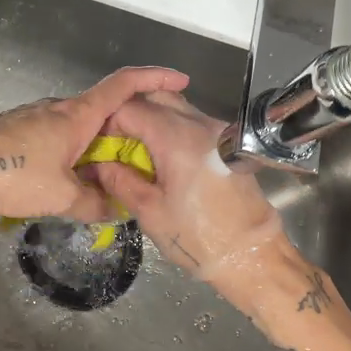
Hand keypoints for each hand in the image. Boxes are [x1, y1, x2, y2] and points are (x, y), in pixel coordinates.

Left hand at [0, 67, 189, 221]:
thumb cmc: (11, 174)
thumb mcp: (60, 197)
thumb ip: (94, 203)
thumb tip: (116, 209)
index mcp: (77, 115)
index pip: (124, 84)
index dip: (155, 78)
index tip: (180, 79)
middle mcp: (60, 108)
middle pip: (104, 109)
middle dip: (129, 128)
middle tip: (148, 155)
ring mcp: (37, 116)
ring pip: (80, 126)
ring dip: (99, 145)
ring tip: (110, 176)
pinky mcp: (20, 130)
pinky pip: (60, 136)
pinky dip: (76, 151)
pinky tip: (71, 179)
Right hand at [85, 92, 295, 292]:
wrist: (252, 254)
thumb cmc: (198, 236)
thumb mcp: (150, 212)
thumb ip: (120, 180)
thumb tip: (100, 164)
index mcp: (176, 137)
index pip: (130, 107)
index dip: (108, 121)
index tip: (98, 143)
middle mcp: (198, 123)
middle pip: (155, 96)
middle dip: (129, 112)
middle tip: (114, 140)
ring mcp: (216, 129)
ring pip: (175, 105)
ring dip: (150, 117)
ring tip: (135, 148)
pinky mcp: (226, 140)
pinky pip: (190, 120)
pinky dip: (170, 126)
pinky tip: (160, 155)